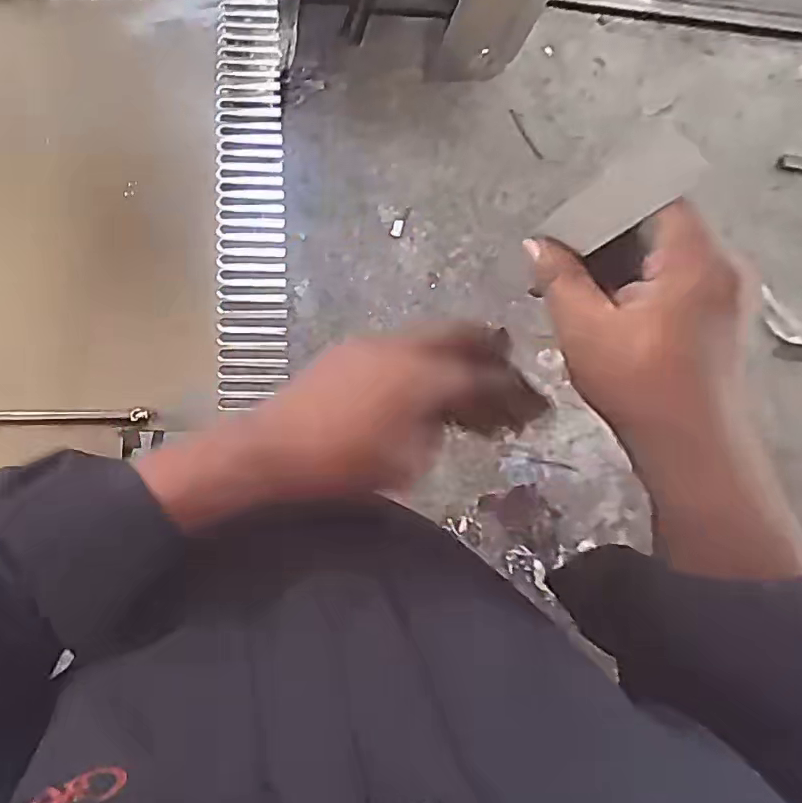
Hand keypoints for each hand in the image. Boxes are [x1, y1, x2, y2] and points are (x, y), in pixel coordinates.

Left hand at [138, 324, 547, 529]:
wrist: (270, 449)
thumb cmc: (337, 466)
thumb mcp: (404, 463)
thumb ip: (436, 433)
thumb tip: (445, 419)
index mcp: (422, 377)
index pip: (485, 377)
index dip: (515, 393)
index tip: (531, 408)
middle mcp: (399, 349)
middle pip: (461, 336)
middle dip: (490, 353)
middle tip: (507, 373)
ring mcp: (368, 345)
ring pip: (425, 338)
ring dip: (450, 356)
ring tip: (463, 382)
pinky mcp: (343, 352)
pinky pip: (393, 346)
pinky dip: (415, 359)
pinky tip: (415, 381)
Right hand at [524, 200, 749, 457]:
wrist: (688, 441)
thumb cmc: (636, 382)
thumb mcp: (583, 326)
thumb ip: (559, 278)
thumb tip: (538, 244)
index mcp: (697, 262)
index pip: (659, 202)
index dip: (611, 204)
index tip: (568, 221)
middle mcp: (722, 268)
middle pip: (662, 227)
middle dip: (605, 236)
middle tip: (557, 255)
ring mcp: (725, 292)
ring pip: (665, 255)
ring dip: (616, 262)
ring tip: (569, 282)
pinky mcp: (716, 315)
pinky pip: (672, 279)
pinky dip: (634, 282)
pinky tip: (598, 304)